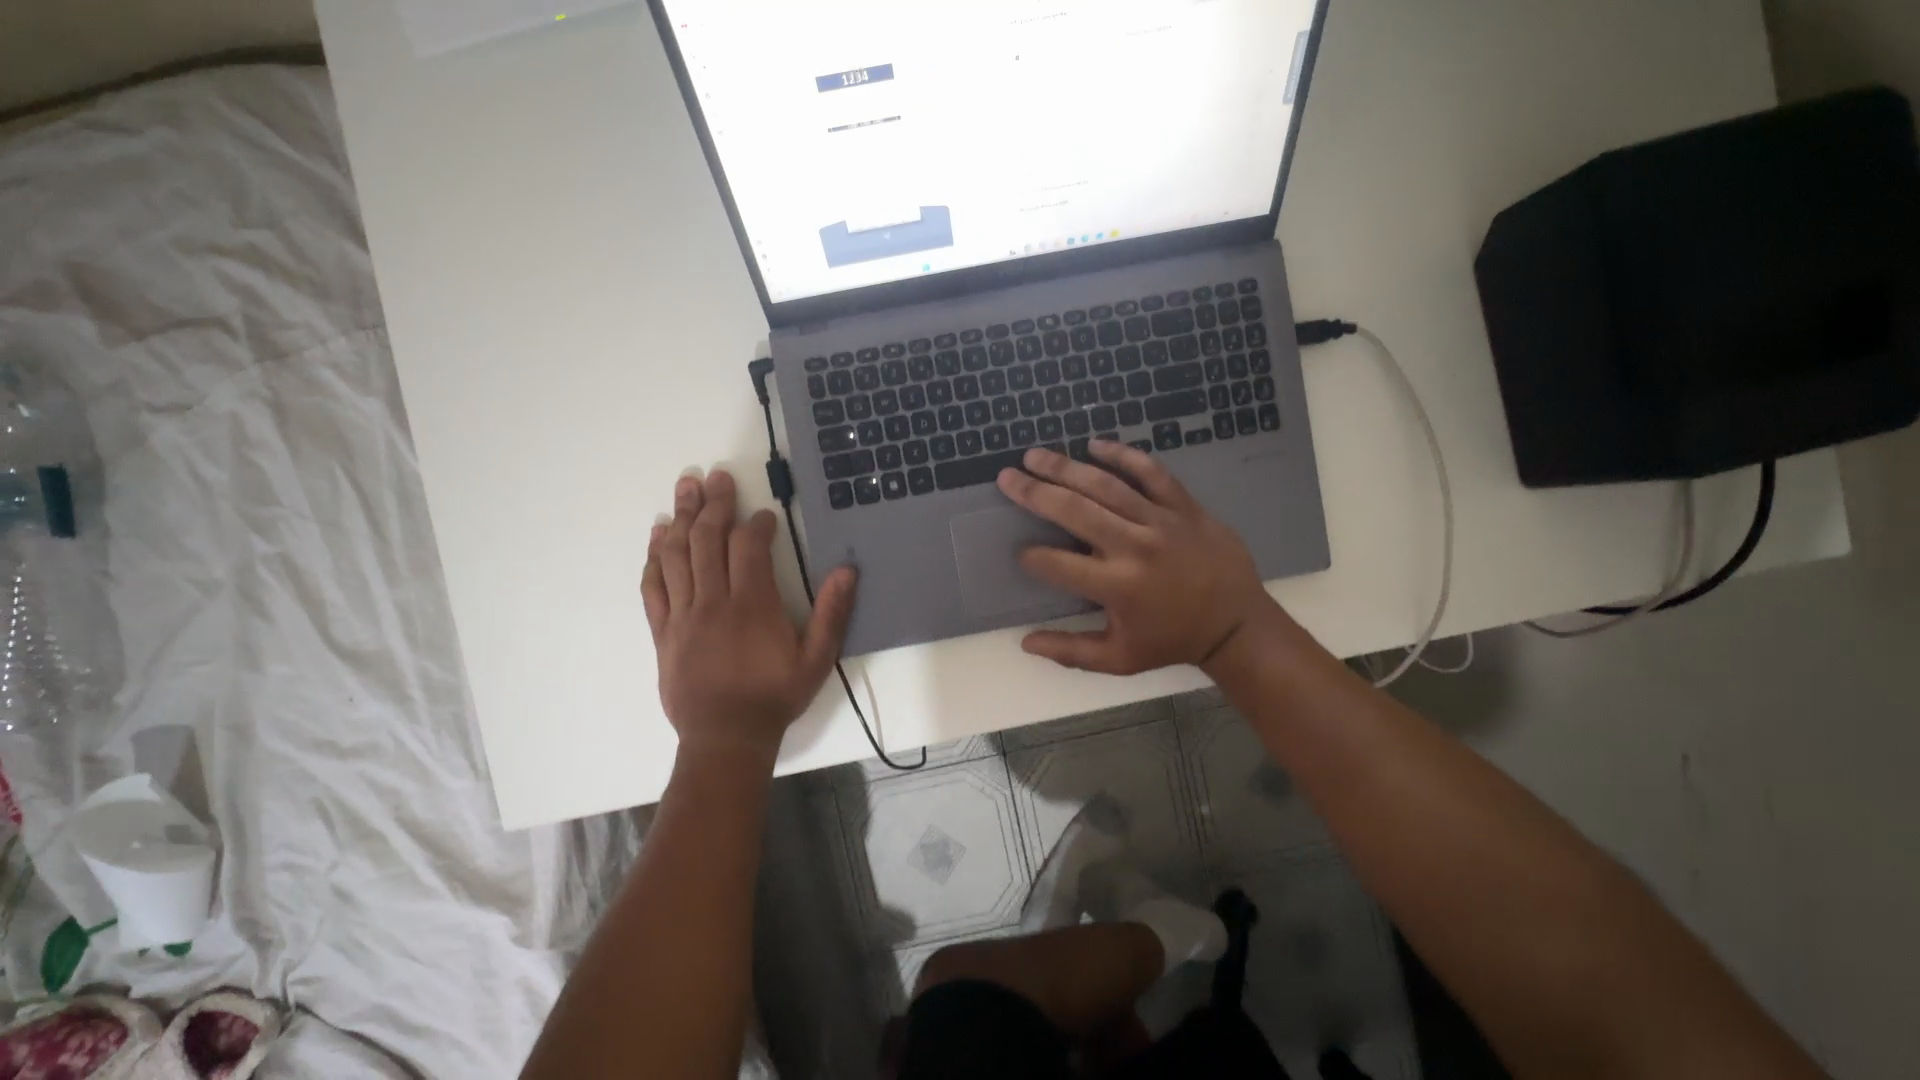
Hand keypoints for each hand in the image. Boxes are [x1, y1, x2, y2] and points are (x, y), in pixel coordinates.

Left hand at [642, 470, 856, 759]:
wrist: (725, 738)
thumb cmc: (774, 698)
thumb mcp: (816, 660)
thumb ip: (832, 613)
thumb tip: (847, 570)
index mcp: (752, 605)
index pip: (748, 548)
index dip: (755, 525)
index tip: (764, 515)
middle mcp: (713, 601)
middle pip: (708, 540)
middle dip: (712, 504)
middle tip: (715, 476)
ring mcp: (683, 615)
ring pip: (676, 556)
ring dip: (680, 519)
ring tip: (684, 488)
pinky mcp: (663, 631)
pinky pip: (653, 587)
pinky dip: (653, 558)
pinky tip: (658, 537)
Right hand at [995, 442, 1289, 674]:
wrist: (1236, 624)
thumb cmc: (1172, 640)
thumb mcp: (1120, 659)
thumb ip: (1071, 650)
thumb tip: (1025, 642)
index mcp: (1117, 586)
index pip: (1057, 564)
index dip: (1032, 557)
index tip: (1020, 553)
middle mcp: (1135, 547)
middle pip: (1074, 511)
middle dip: (1035, 494)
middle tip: (1007, 478)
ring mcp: (1161, 522)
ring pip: (1106, 486)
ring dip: (1066, 468)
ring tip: (1034, 456)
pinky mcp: (1184, 506)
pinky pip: (1152, 473)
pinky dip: (1123, 456)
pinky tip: (1095, 444)